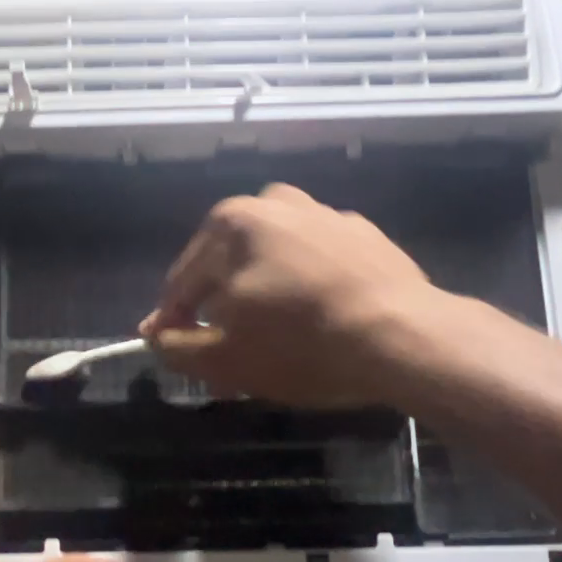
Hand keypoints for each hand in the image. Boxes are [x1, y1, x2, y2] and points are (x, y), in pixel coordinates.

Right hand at [140, 183, 435, 406]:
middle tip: (219, 352)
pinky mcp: (366, 236)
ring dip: (260, 297)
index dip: (170, 320)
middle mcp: (276, 203)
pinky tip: (313, 322)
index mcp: (233, 223)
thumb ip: (176, 346)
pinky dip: (304, 290)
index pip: (182, 280)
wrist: (403, 337)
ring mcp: (326, 215)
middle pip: (229, 266)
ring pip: (273, 263)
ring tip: (267, 339)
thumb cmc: (300, 344)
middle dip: (219, 310)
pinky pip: (316, 265)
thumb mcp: (223, 358)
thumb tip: (158, 337)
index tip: (168, 348)